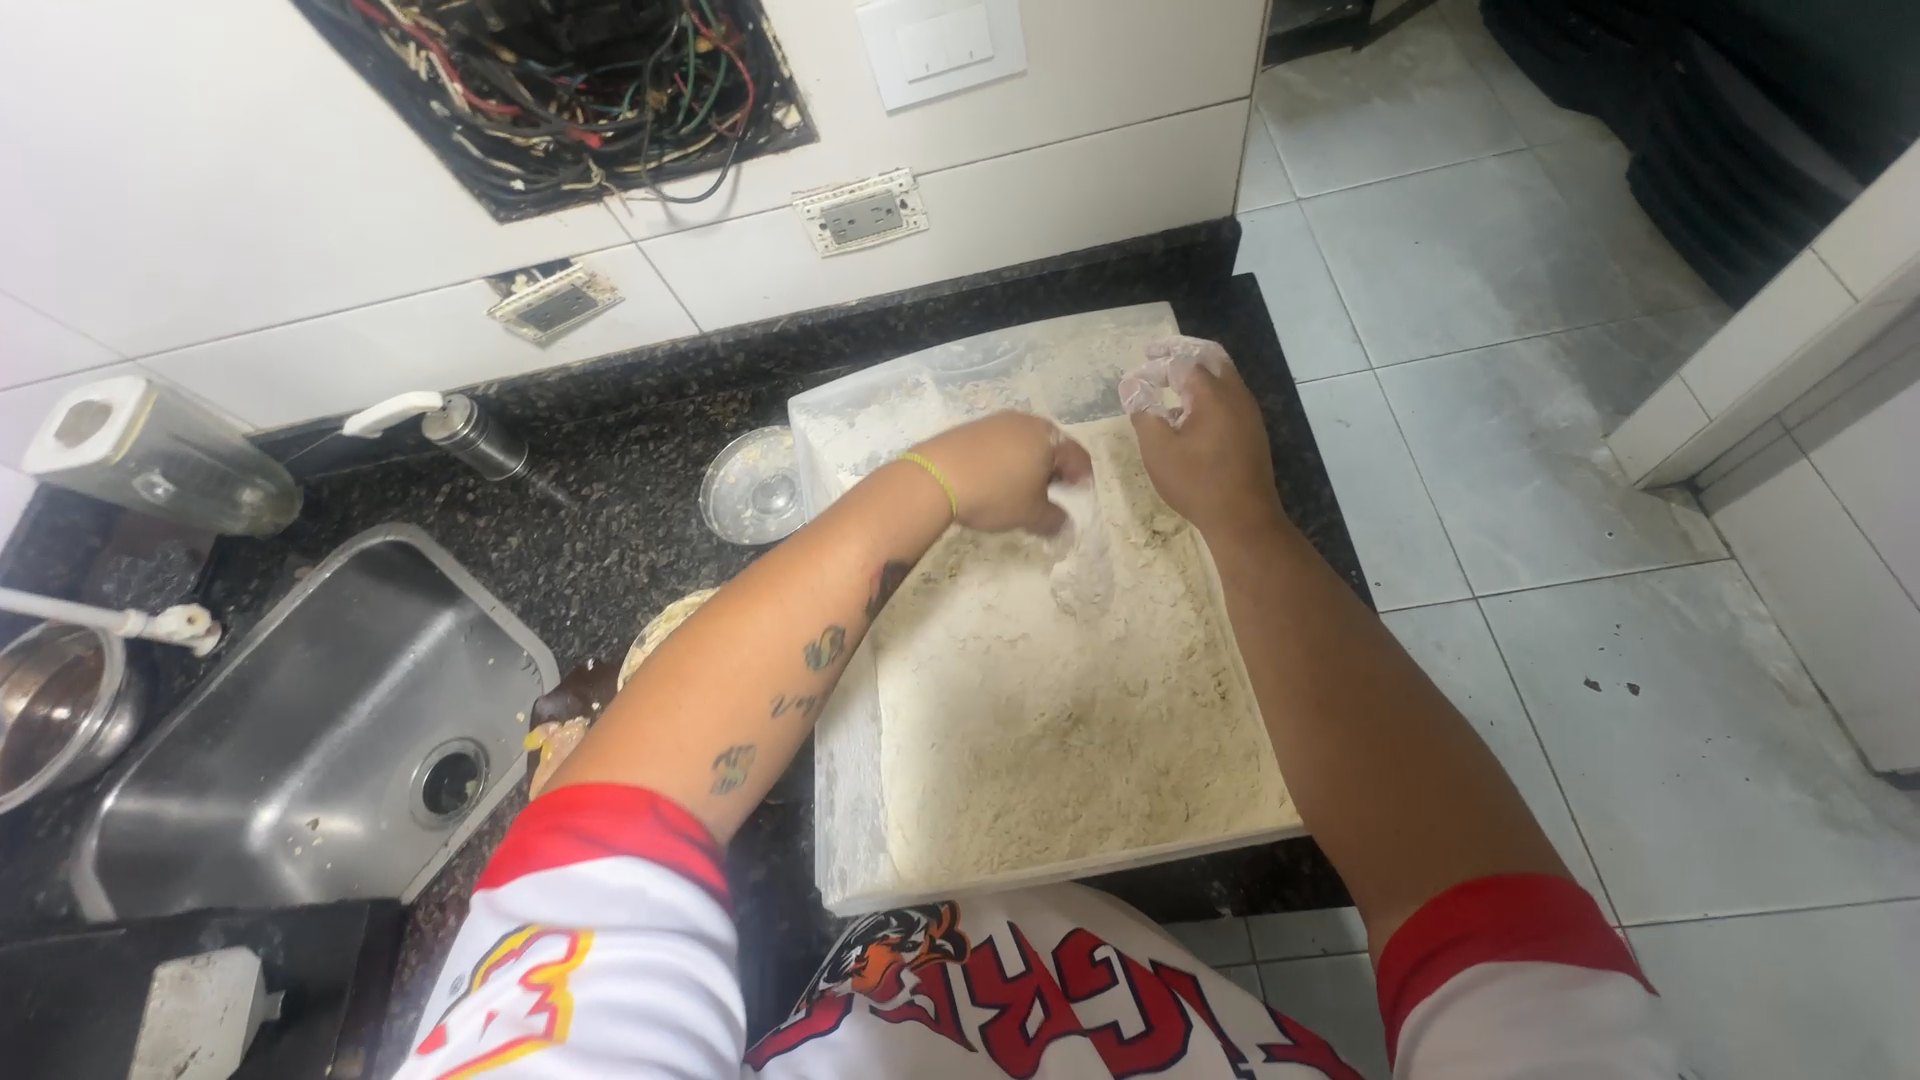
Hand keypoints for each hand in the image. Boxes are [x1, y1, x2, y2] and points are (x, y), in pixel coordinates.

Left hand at [909, 411, 1091, 533]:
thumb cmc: (995, 493)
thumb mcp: (1029, 514)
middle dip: (1055, 470)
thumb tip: (1065, 525)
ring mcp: (996, 421)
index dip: (1082, 478)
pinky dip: (1005, 460)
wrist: (935, 477)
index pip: (1078, 456)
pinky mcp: (971, 428)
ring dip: (1029, 464)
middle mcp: (1026, 422)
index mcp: (1048, 438)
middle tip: (1050, 493)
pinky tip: (993, 479)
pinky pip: (999, 444)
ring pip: (1024, 443)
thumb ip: (1054, 520)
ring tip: (1020, 489)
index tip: (1077, 494)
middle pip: (1051, 446)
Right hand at [1122, 337, 1284, 540]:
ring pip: (1223, 376)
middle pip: (1210, 357)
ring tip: (1169, 382)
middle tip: (1155, 355)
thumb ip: (1143, 412)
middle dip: (1181, 352)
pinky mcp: (1252, 431)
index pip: (1180, 363)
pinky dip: (1207, 392)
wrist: (1244, 518)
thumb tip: (1131, 385)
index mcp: (1212, 394)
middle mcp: (1236, 395)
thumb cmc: (1197, 483)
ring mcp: (1248, 413)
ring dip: (1196, 372)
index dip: (1154, 366)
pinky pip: (1229, 397)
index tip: (1132, 380)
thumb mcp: (1158, 449)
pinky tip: (1189, 413)